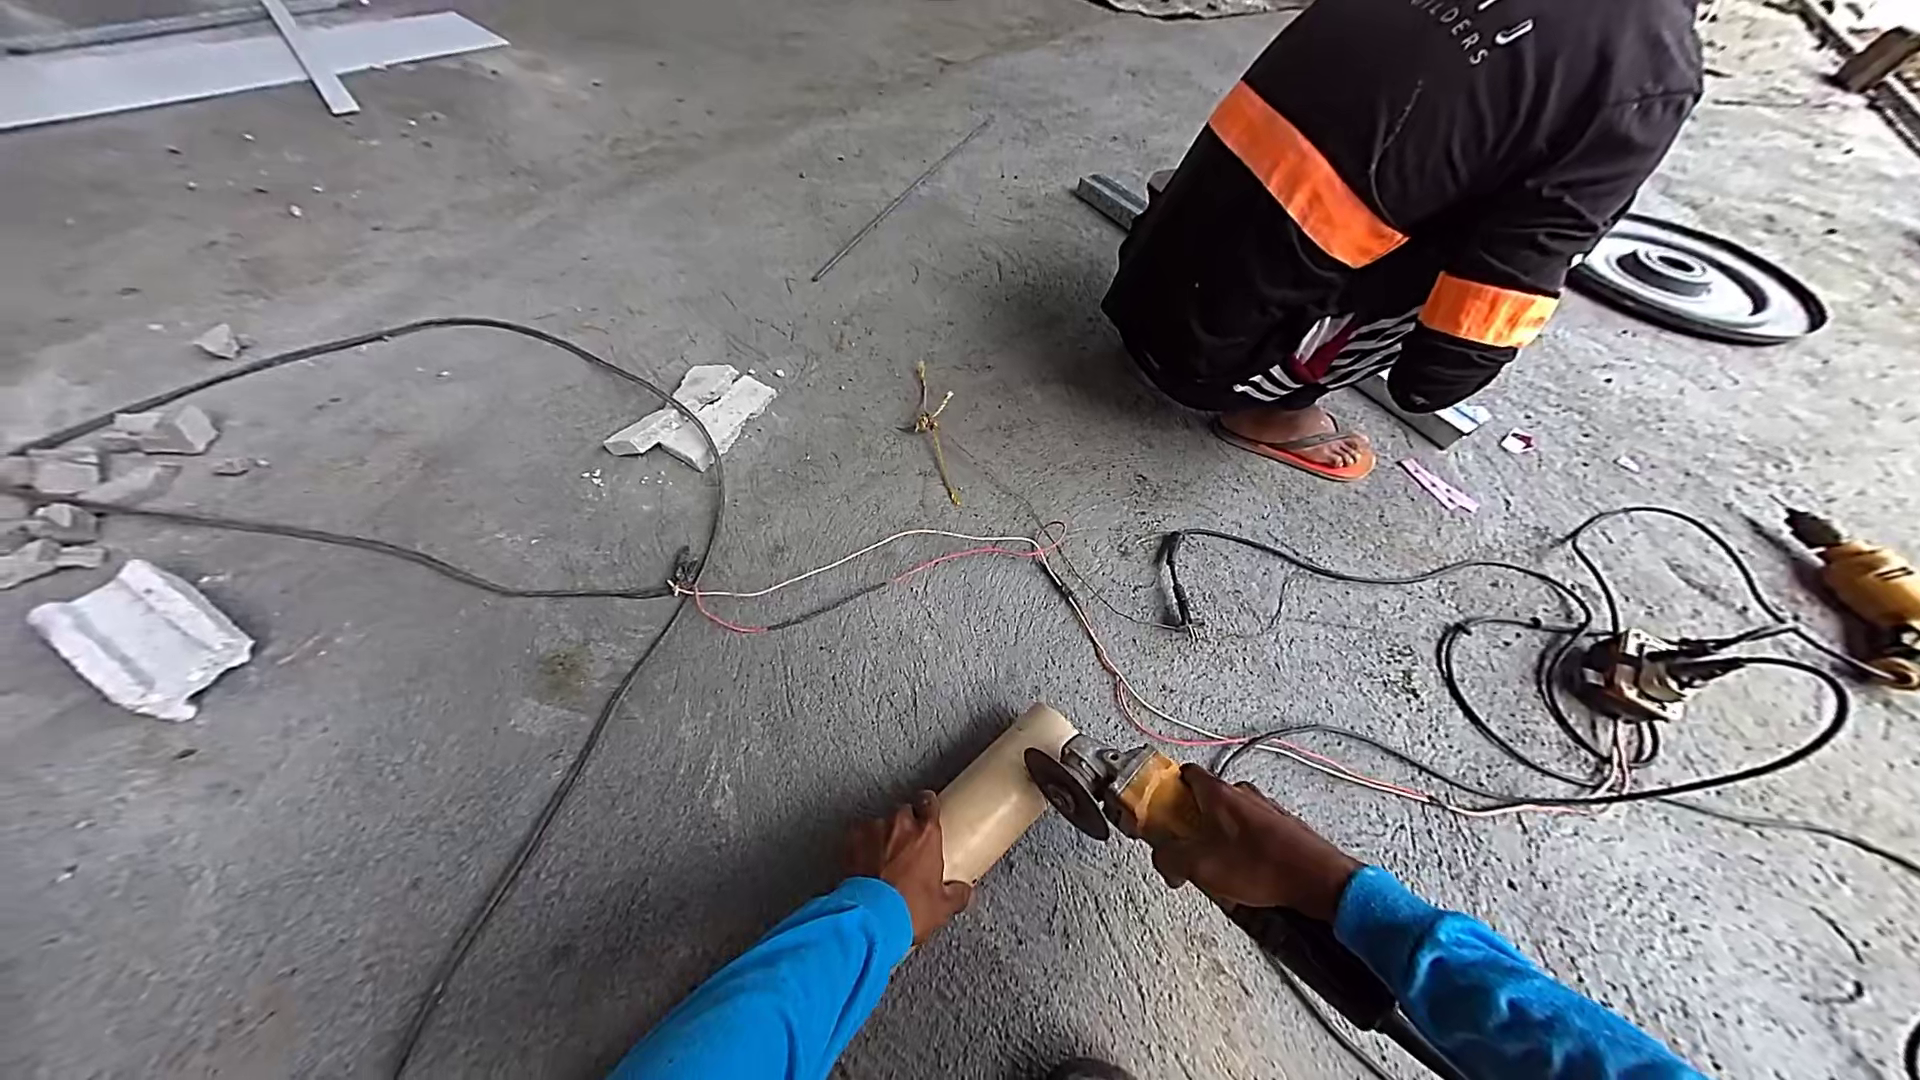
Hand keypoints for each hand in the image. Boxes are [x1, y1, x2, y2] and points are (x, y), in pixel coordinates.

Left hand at [843, 791, 973, 943]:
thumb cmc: (907, 910)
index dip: (928, 804)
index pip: (929, 802)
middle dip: (904, 826)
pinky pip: (859, 834)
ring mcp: (875, 828)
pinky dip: (862, 845)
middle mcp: (901, 824)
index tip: (927, 808)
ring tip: (881, 862)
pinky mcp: (852, 838)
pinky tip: (864, 864)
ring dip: (882, 837)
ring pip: (881, 824)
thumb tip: (964, 892)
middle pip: (904, 812)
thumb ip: (957, 894)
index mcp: (926, 833)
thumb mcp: (942, 907)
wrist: (870, 919)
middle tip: (904, 849)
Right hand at [1150, 764, 1362, 921]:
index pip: (1185, 773)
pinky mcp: (1284, 827)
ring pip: (1232, 816)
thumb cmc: (1263, 866)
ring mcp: (1266, 808)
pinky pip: (1254, 832)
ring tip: (1222, 869)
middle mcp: (1242, 792)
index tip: (1164, 809)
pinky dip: (1245, 847)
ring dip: (1221, 836)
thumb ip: (1170, 860)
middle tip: (1191, 847)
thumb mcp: (1200, 867)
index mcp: (1217, 792)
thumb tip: (1162, 861)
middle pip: (1207, 798)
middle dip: (1195, 822)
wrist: (1319, 881)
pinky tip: (1248, 875)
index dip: (1171, 790)